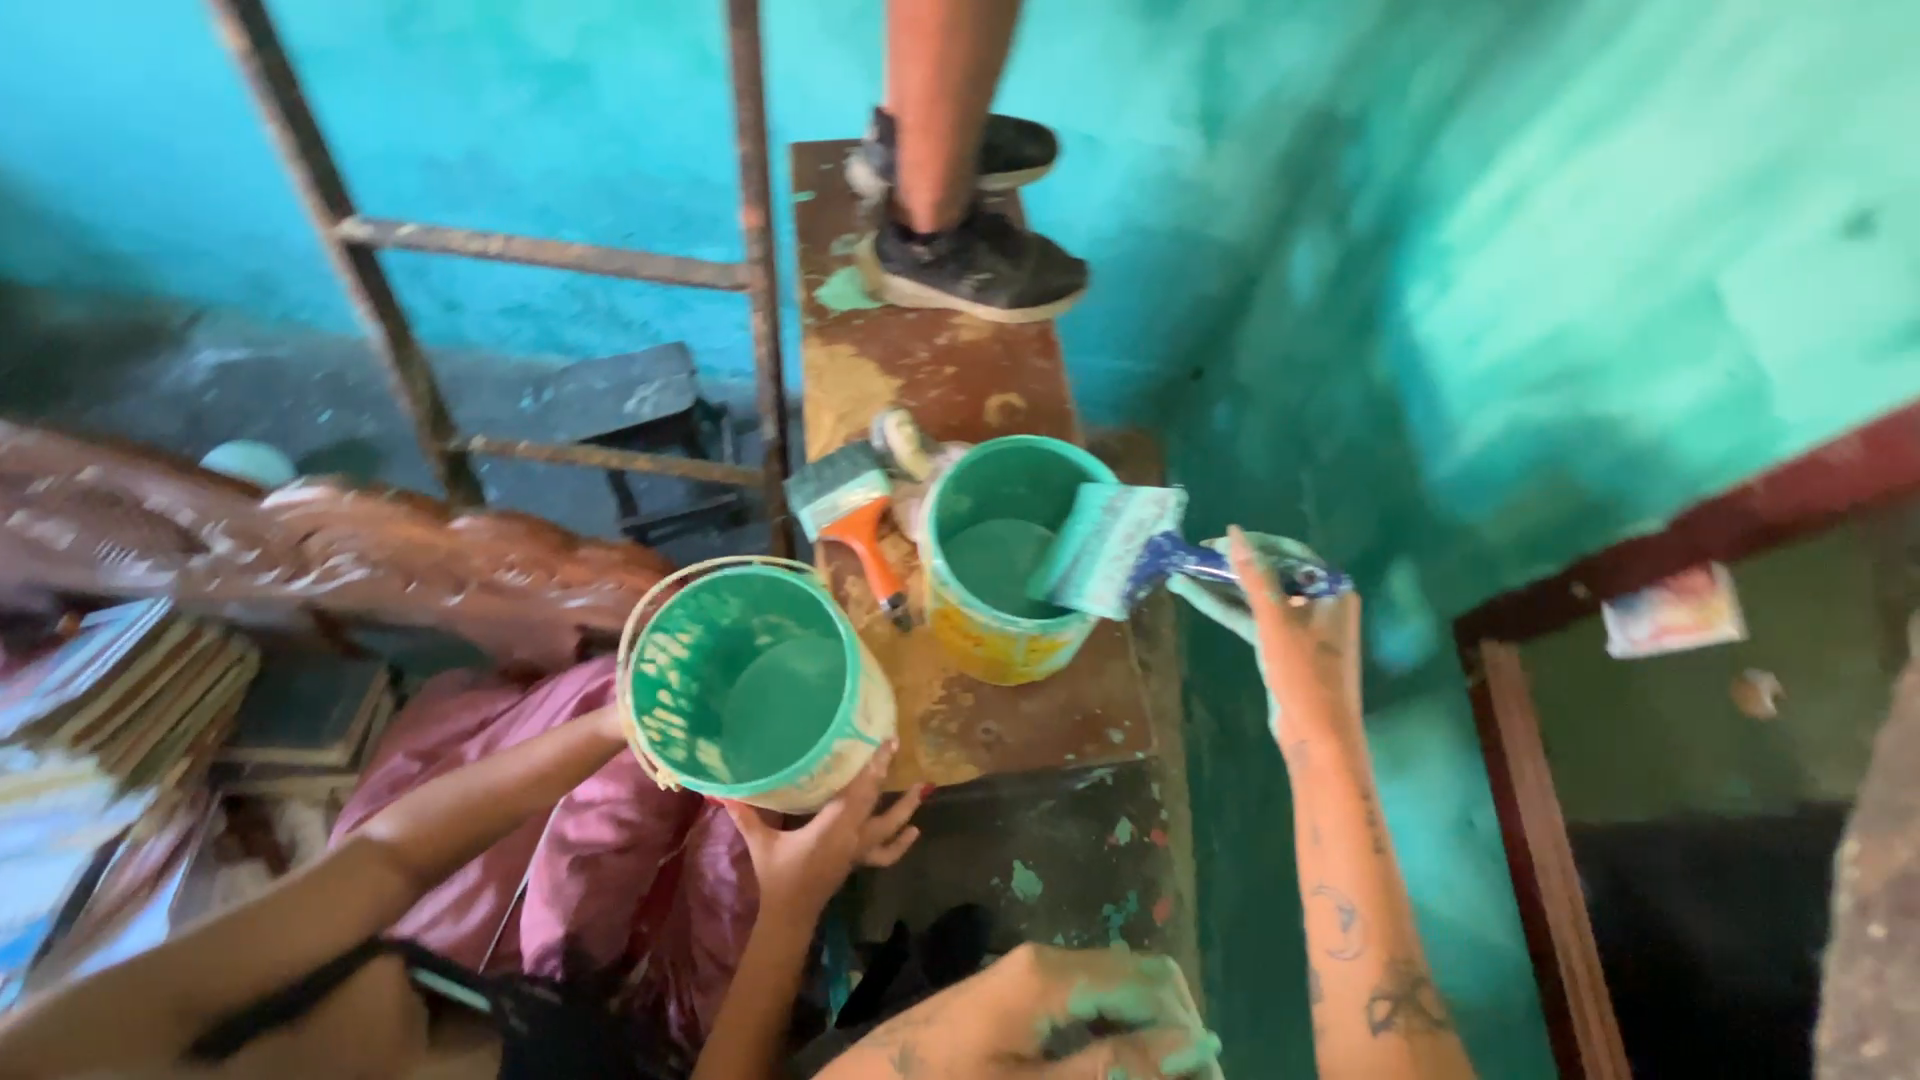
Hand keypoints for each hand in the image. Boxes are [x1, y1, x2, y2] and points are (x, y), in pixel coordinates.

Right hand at [721, 739, 924, 927]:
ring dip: (907, 807)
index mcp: (832, 828)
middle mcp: (852, 836)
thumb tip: (722, 792)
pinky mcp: (860, 861)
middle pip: (875, 801)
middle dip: (885, 774)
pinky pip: (886, 852)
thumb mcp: (761, 843)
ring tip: (923, 788)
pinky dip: (901, 842)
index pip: (858, 792)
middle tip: (896, 746)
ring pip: (889, 827)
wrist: (790, 914)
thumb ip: (746, 816)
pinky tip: (914, 830)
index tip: (886, 744)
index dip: (873, 768)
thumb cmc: (777, 876)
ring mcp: (858, 850)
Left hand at [823, 944, 1221, 1078]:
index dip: (1189, 1036)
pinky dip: (1102, 1044)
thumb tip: (1197, 1043)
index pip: (1155, 981)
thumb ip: (1114, 1068)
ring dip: (1136, 1045)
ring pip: (1110, 998)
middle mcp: (1045, 960)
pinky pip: (1079, 1010)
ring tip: (1138, 1079)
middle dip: (1167, 1039)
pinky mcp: (1013, 999)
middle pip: (1136, 983)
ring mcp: (1027, 977)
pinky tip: (1099, 1074)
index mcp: (1052, 973)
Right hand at [1172, 526, 1360, 745]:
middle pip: (1271, 573)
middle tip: (1198, 554)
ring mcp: (1299, 626)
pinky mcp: (1281, 647)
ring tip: (1185, 572)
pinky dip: (1226, 609)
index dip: (1255, 543)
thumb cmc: (1305, 674)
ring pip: (1257, 597)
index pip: (1291, 553)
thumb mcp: (1276, 621)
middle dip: (1233, 564)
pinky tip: (1195, 597)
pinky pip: (1252, 619)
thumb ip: (1255, 575)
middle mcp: (1318, 603)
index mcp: (1331, 591)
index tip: (1219, 540)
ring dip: (1223, 586)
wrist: (1317, 735)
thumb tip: (1234, 533)